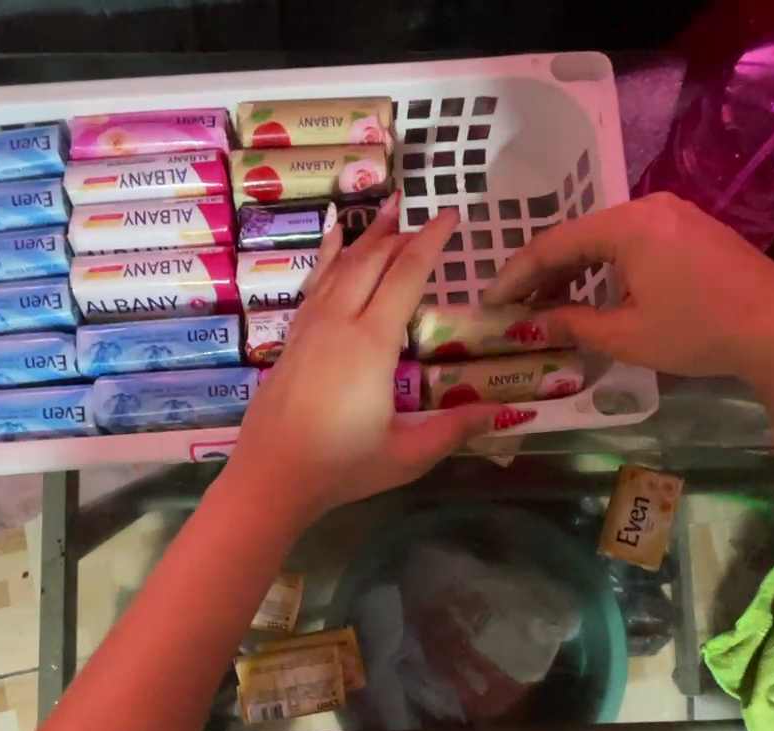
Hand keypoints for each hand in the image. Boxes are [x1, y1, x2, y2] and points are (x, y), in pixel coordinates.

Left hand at [224, 197, 499, 522]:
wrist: (270, 479)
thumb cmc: (341, 469)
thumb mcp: (406, 457)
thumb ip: (453, 430)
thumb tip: (503, 412)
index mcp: (372, 344)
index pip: (406, 276)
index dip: (429, 242)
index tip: (449, 217)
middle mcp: (339, 323)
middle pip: (372, 261)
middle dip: (400, 233)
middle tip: (424, 216)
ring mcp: (310, 328)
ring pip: (340, 265)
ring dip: (366, 236)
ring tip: (387, 208)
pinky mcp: (291, 340)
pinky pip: (314, 284)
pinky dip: (328, 256)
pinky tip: (333, 239)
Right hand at [482, 193, 773, 389]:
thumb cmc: (697, 332)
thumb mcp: (624, 335)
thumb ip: (572, 325)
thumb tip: (534, 325)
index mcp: (627, 225)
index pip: (553, 244)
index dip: (515, 275)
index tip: (490, 302)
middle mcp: (648, 207)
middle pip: (578, 236)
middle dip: (540, 273)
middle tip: (512, 306)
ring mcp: (674, 215)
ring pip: (604, 239)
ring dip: (572, 272)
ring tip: (545, 306)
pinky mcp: (692, 231)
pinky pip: (631, 243)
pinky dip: (603, 268)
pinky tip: (591, 294)